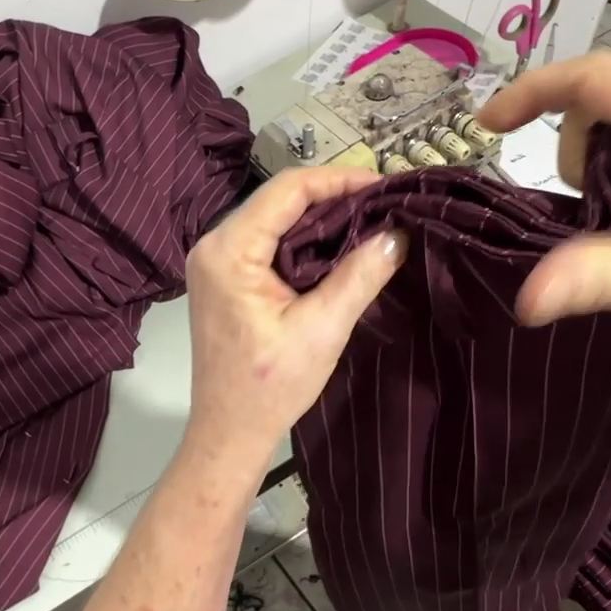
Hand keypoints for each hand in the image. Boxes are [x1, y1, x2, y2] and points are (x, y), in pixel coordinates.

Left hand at [184, 166, 405, 457]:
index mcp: (228, 252)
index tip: (385, 185)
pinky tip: (338, 248)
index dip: (338, 180)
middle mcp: (212, 247)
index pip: (286, 190)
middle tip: (385, 204)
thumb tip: (397, 232)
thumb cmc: (269, 387)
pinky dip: (302, 241)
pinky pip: (266, 243)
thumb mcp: (322, 329)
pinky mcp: (223, 279)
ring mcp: (214, 263)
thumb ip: (359, 275)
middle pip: (278, 201)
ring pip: (273, 220)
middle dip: (332, 198)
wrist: (229, 431)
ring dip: (320, 219)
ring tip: (371, 222)